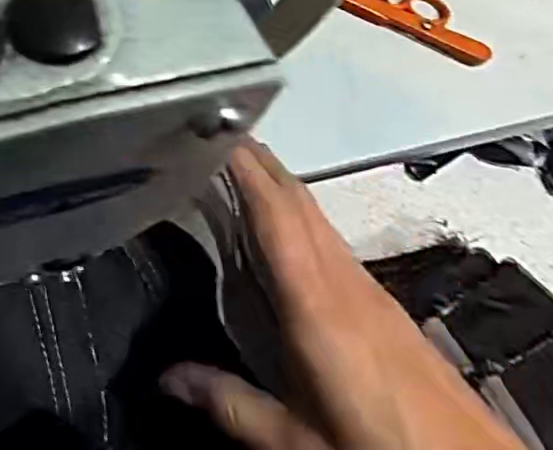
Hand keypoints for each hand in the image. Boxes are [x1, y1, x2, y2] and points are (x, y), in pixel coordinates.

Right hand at [160, 140, 524, 449]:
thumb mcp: (299, 443)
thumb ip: (231, 404)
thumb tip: (170, 379)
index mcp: (317, 304)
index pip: (278, 214)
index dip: (248, 168)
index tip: (218, 135)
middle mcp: (344, 281)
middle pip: (298, 199)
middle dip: (259, 160)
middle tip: (218, 135)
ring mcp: (368, 286)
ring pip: (316, 213)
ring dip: (278, 180)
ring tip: (241, 164)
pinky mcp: (382, 301)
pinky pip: (329, 234)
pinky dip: (298, 210)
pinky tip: (284, 224)